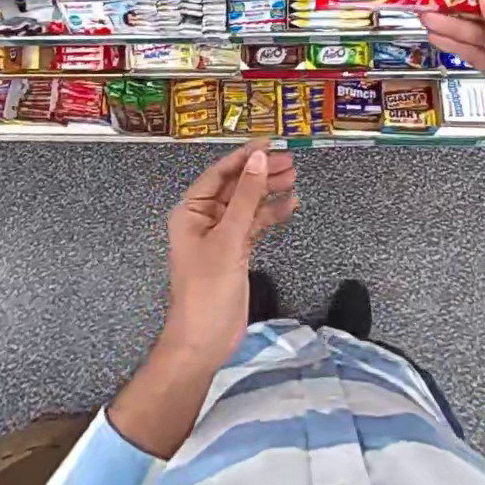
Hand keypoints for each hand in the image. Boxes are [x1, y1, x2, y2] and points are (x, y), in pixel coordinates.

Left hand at [161, 139, 297, 369]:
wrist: (205, 340)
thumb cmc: (208, 288)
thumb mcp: (229, 238)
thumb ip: (247, 197)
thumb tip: (259, 159)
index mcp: (191, 211)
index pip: (219, 174)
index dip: (243, 157)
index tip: (268, 144)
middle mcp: (204, 219)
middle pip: (235, 187)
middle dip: (260, 173)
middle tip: (289, 161)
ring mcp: (221, 235)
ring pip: (247, 204)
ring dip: (268, 191)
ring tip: (293, 177)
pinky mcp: (235, 251)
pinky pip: (254, 224)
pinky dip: (271, 215)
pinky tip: (290, 205)